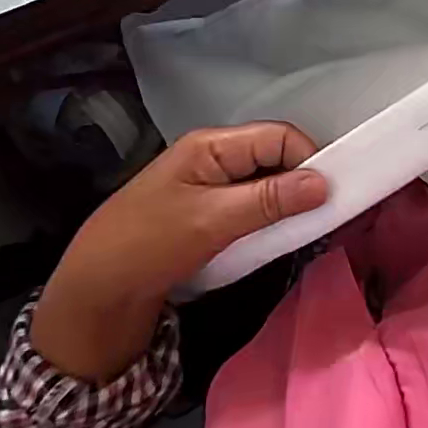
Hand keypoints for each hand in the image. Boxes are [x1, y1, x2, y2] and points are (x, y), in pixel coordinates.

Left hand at [31, 122, 328, 382]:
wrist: (97, 290)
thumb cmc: (149, 243)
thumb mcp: (212, 220)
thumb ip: (269, 200)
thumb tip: (324, 182)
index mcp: (212, 145)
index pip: (278, 137)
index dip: (308, 160)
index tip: (330, 197)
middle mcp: (214, 158)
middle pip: (274, 158)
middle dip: (300, 184)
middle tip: (323, 219)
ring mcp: (210, 187)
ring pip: (265, 185)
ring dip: (284, 206)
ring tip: (302, 232)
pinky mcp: (207, 214)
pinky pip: (250, 208)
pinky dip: (267, 222)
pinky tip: (274, 242)